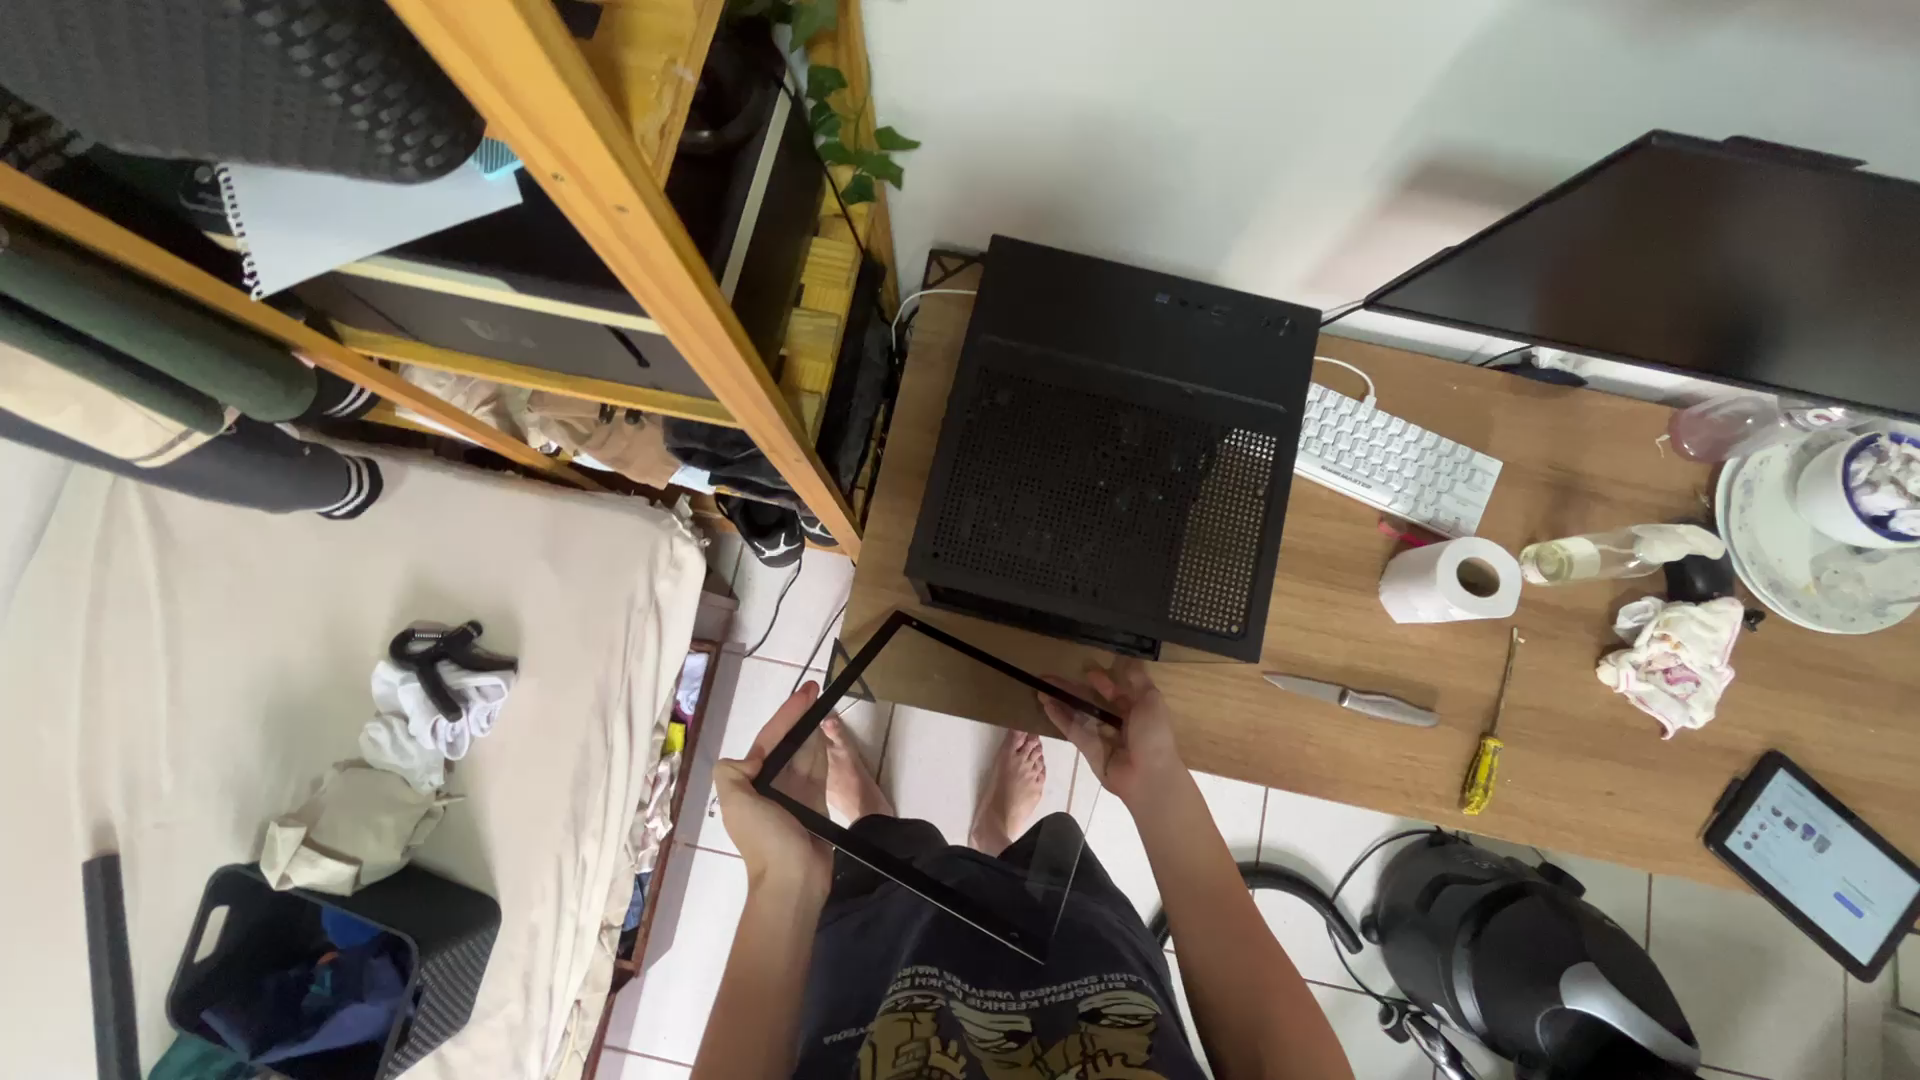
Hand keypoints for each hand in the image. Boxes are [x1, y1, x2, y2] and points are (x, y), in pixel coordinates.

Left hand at [713, 682, 832, 898]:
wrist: (793, 880)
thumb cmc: (765, 840)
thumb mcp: (737, 804)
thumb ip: (733, 772)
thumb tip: (756, 757)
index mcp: (750, 781)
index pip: (771, 738)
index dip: (787, 714)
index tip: (806, 692)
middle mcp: (772, 782)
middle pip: (788, 740)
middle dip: (799, 715)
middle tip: (815, 690)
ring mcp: (795, 791)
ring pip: (804, 749)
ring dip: (811, 727)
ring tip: (822, 704)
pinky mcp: (815, 800)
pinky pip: (819, 767)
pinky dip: (822, 748)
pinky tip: (827, 733)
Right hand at [1037, 658, 1185, 807]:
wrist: (1148, 776)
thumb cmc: (1153, 735)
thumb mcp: (1151, 700)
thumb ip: (1139, 680)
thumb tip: (1129, 660)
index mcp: (1136, 711)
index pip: (1116, 693)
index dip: (1103, 681)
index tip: (1088, 672)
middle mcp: (1117, 723)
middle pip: (1091, 702)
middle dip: (1073, 689)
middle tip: (1051, 677)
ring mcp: (1101, 736)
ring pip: (1078, 714)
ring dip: (1061, 701)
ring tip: (1041, 687)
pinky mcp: (1088, 748)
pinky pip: (1072, 729)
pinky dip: (1059, 717)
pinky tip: (1046, 704)